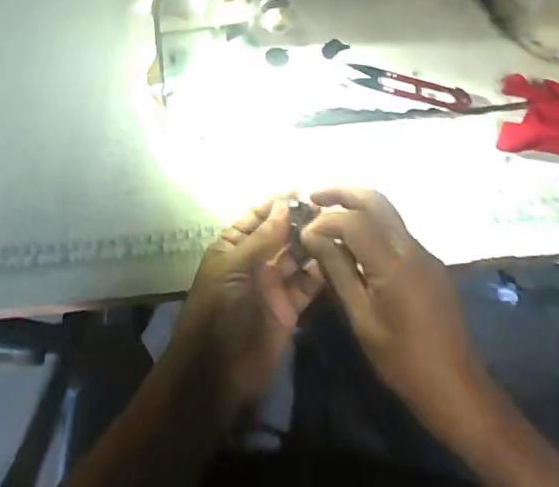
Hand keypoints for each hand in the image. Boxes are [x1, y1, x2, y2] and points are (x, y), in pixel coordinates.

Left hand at [166, 198, 324, 416]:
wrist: (219, 370)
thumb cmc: (219, 310)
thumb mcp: (235, 268)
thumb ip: (262, 239)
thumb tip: (284, 205)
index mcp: (232, 246)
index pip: (257, 217)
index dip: (276, 203)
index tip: (302, 188)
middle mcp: (253, 261)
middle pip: (280, 235)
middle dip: (300, 221)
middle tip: (330, 209)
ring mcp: (272, 285)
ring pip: (297, 258)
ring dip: (313, 244)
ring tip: (340, 228)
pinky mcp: (289, 309)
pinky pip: (308, 285)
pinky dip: (321, 273)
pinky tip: (339, 259)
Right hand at [299, 188, 479, 420]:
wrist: (458, 389)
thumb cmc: (403, 361)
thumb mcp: (361, 319)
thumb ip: (337, 270)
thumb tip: (312, 236)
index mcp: (394, 265)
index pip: (353, 220)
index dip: (324, 221)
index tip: (305, 235)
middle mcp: (413, 250)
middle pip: (376, 201)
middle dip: (342, 193)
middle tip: (313, 198)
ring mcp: (425, 255)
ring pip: (388, 214)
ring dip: (357, 208)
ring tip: (328, 219)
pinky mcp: (431, 265)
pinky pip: (396, 233)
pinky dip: (372, 227)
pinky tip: (354, 246)